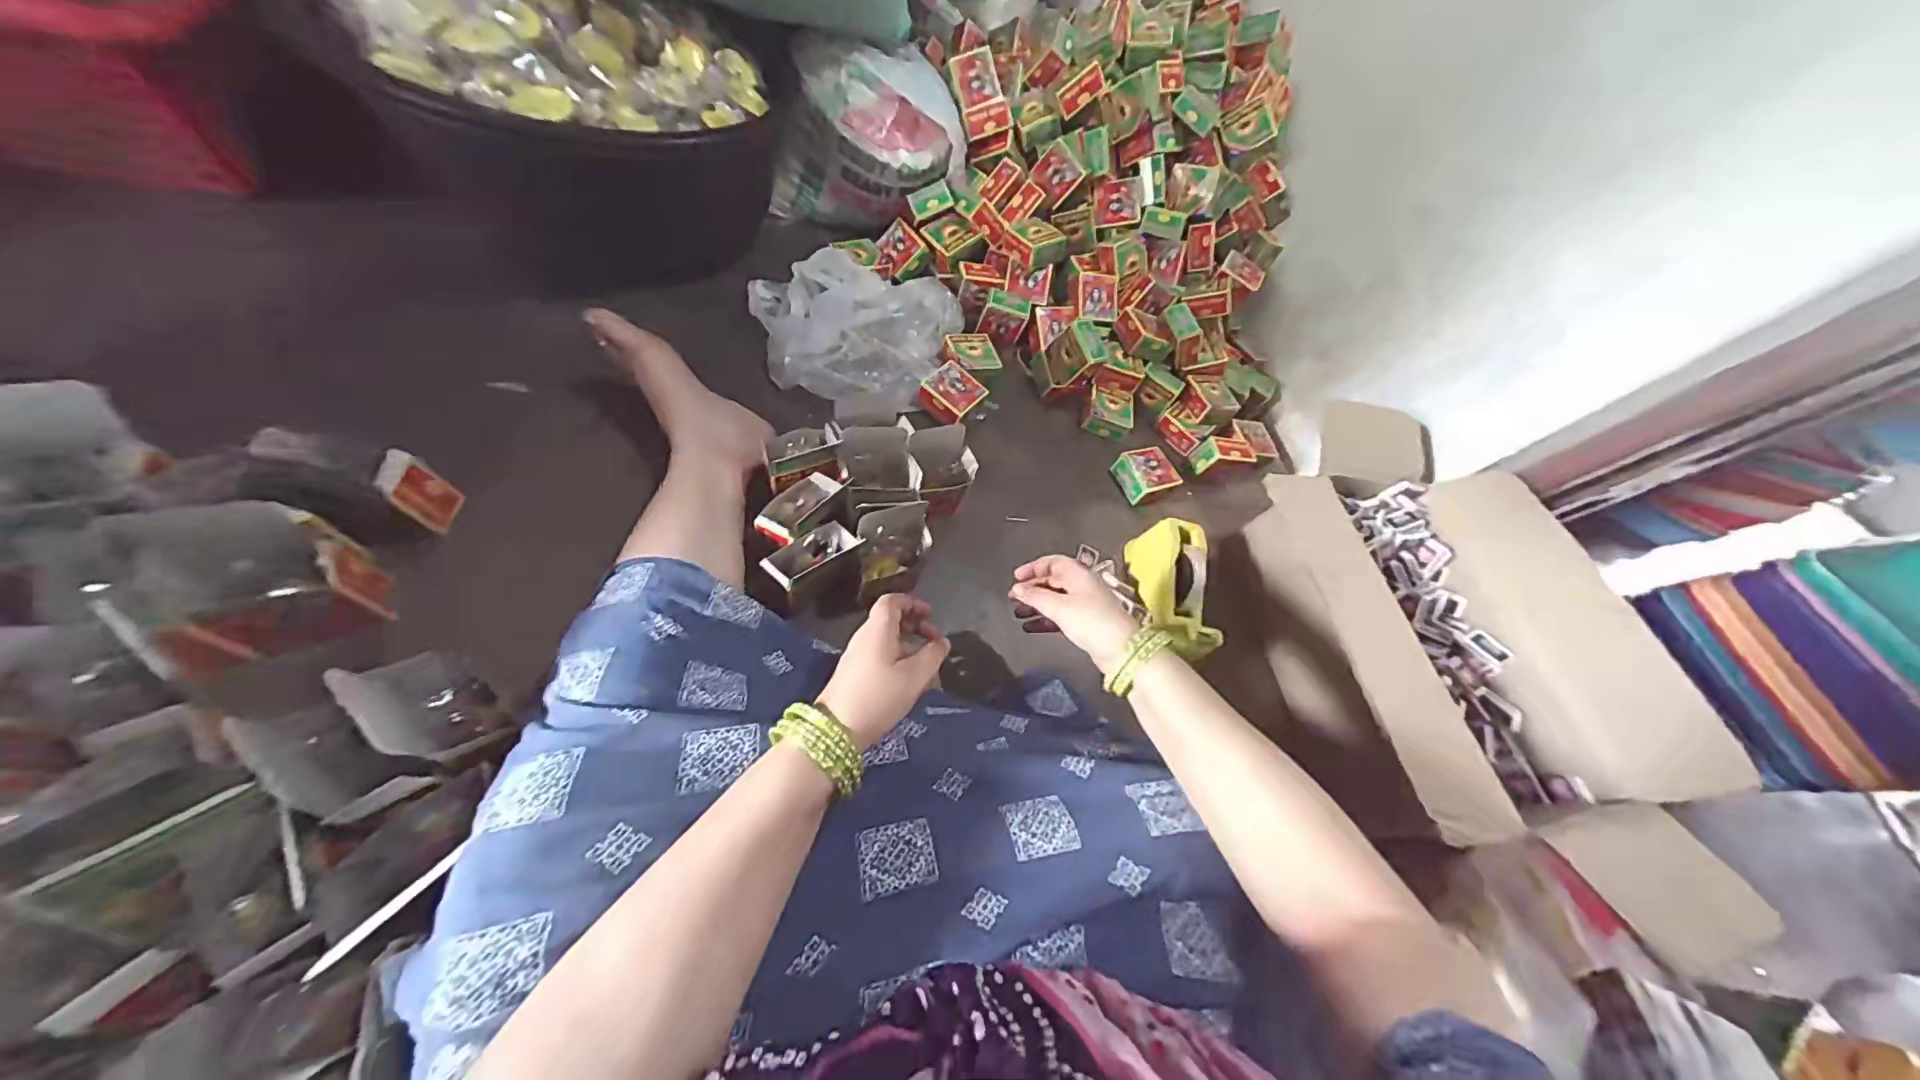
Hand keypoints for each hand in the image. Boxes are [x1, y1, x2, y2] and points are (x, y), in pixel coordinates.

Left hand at [816, 594, 950, 749]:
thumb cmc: (879, 696)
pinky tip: (908, 678)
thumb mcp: (915, 676)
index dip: (912, 602)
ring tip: (926, 661)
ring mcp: (856, 655)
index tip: (930, 614)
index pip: (891, 601)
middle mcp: (864, 637)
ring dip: (907, 643)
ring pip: (885, 638)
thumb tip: (942, 642)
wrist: (838, 728)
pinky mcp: (853, 672)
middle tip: (933, 639)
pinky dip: (897, 656)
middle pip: (889, 618)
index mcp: (877, 630)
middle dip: (914, 624)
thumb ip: (933, 655)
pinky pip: (878, 653)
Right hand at [1008, 555, 1141, 676]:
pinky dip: (1045, 618)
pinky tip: (1030, 625)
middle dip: (1032, 587)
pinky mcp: (1085, 621)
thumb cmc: (1091, 622)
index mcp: (1079, 575)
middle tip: (1014, 596)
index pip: (1053, 562)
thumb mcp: (1059, 606)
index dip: (1033, 567)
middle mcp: (1082, 586)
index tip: (1017, 577)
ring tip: (1018, 611)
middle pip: (1052, 580)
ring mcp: (1084, 604)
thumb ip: (1035, 596)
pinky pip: (1060, 615)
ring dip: (1036, 604)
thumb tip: (1018, 589)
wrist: (1120, 649)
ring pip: (1055, 598)